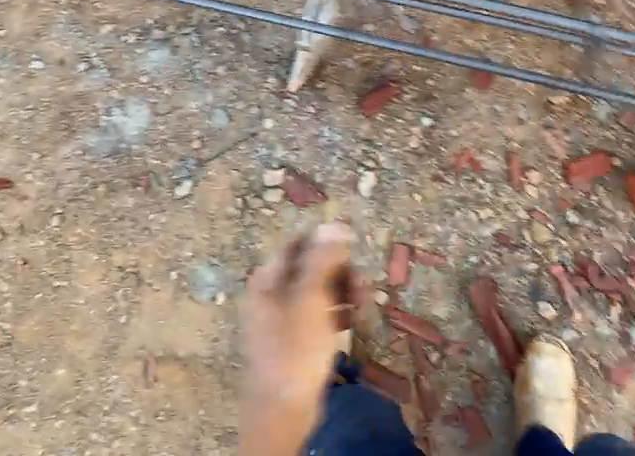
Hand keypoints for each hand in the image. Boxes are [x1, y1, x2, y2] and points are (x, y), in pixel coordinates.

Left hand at [239, 222, 352, 455]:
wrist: (283, 409)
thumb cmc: (294, 348)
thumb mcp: (311, 298)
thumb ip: (322, 260)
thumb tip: (335, 225)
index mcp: (268, 279)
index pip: (297, 243)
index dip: (325, 237)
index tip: (354, 238)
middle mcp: (272, 294)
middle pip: (309, 266)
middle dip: (339, 267)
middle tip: (365, 276)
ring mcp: (284, 319)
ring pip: (317, 291)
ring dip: (342, 289)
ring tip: (366, 297)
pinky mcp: (296, 340)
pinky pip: (319, 315)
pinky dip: (337, 312)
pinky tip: (356, 318)